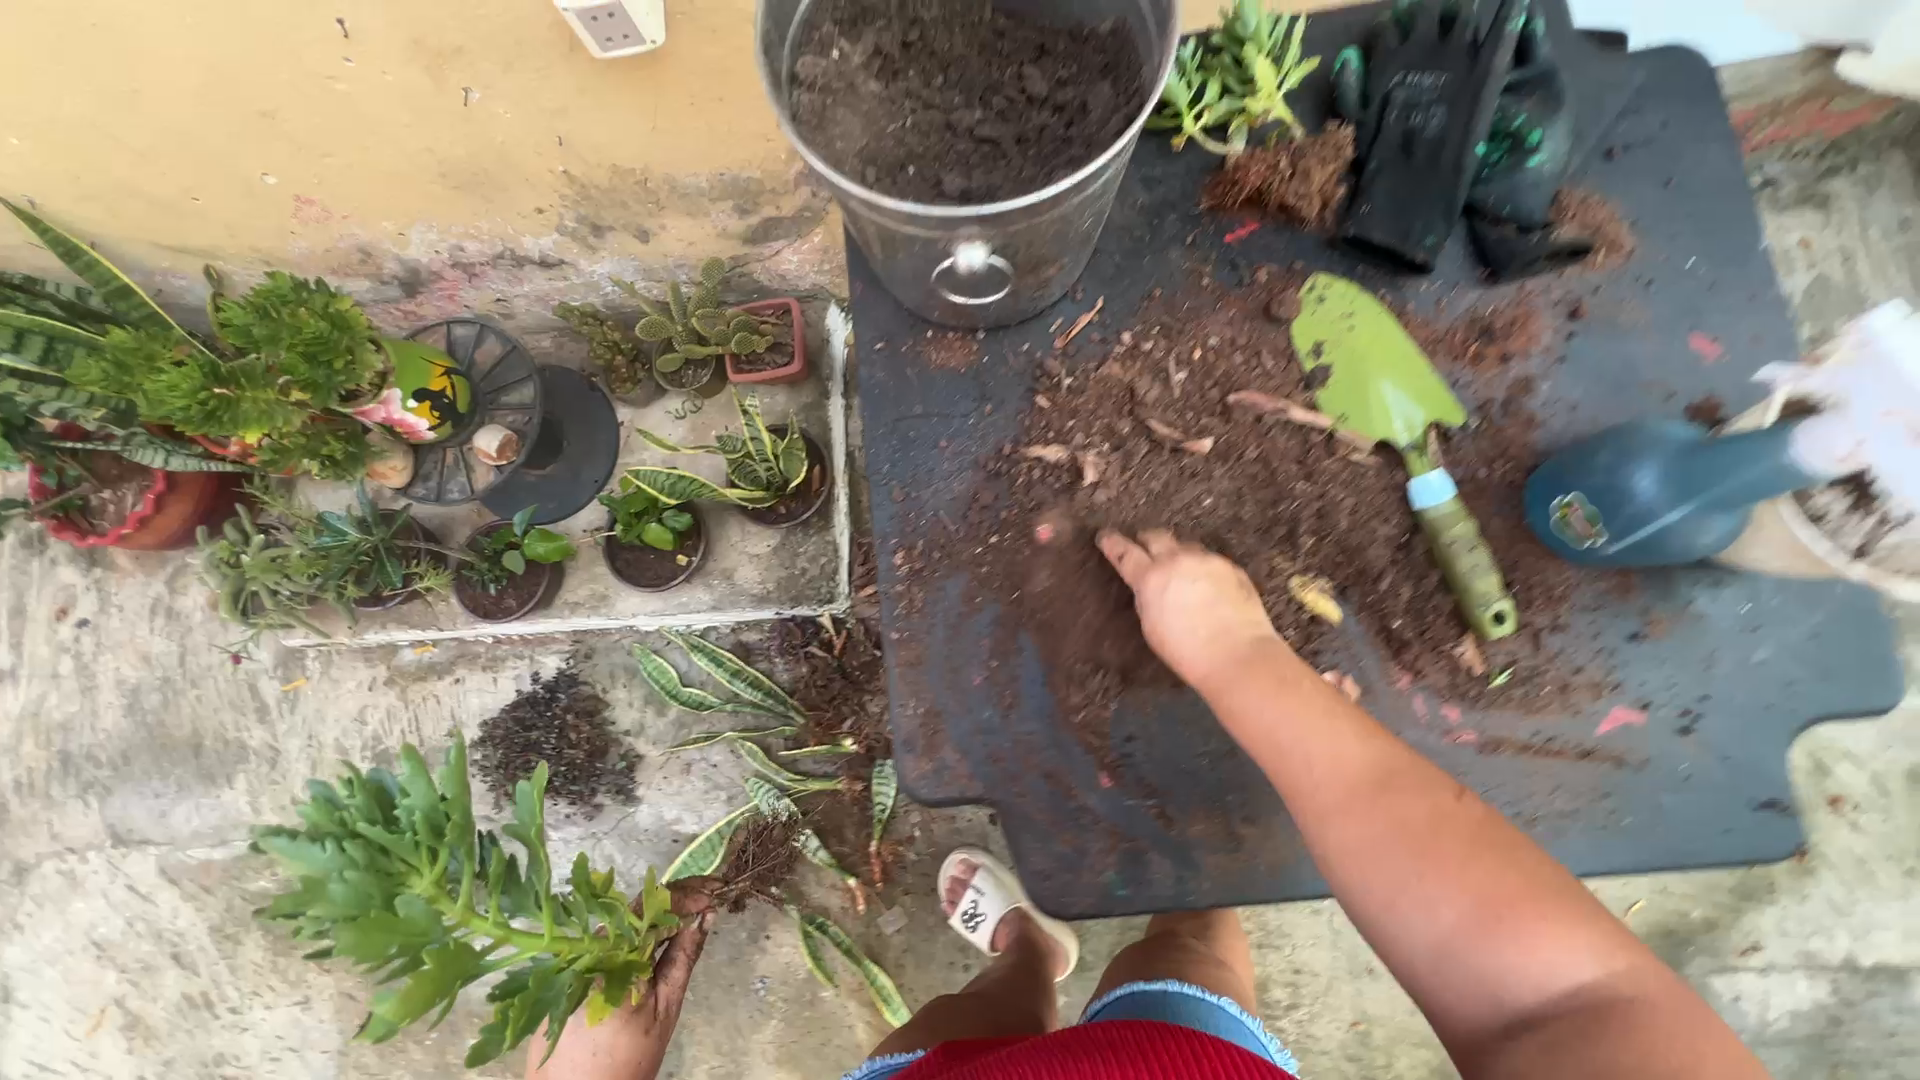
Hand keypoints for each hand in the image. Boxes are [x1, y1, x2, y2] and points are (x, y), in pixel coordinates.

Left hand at [527, 879, 717, 1079]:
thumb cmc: (627, 1062)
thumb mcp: (665, 1008)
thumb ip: (684, 955)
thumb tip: (706, 913)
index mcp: (609, 960)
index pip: (651, 906)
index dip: (685, 893)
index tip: (714, 890)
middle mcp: (583, 953)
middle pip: (635, 911)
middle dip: (674, 899)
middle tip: (708, 895)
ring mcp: (569, 962)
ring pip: (621, 924)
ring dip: (656, 914)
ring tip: (690, 911)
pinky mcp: (564, 974)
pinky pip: (606, 941)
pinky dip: (634, 934)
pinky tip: (659, 935)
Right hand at [1096, 529, 1287, 692]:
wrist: (1237, 655)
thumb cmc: (1187, 652)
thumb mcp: (1151, 627)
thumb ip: (1146, 598)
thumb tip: (1149, 587)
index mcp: (1150, 578)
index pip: (1124, 552)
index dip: (1112, 543)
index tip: (1105, 536)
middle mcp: (1177, 561)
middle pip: (1156, 536)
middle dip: (1146, 539)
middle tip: (1143, 545)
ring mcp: (1207, 561)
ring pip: (1185, 546)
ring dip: (1177, 553)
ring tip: (1179, 569)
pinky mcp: (1230, 567)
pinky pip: (1209, 560)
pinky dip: (1202, 567)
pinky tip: (1206, 585)